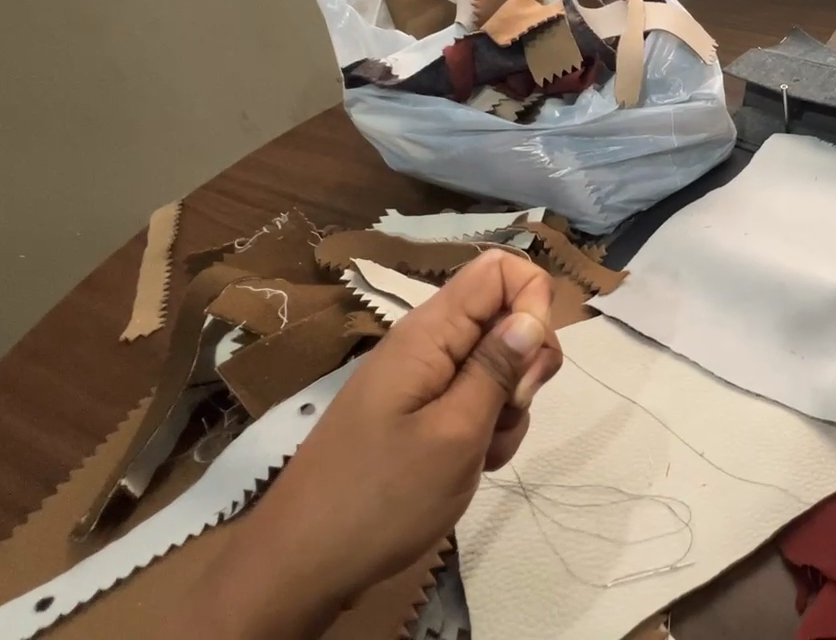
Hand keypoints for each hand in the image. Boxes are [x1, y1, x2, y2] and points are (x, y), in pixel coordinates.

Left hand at [171, 250, 564, 639]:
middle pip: (508, 315)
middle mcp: (430, 342)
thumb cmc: (381, 497)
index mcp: (431, 331)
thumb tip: (533, 312)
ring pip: (501, 363)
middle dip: (527, 361)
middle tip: (511, 408)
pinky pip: (479, 399)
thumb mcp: (455, 433)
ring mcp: (427, 378)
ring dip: (510, 404)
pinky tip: (472, 463)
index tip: (530, 358)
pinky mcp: (425, 410)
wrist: (302, 567)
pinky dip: (490, 428)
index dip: (532, 299)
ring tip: (481, 450)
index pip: (501, 268)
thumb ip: (499, 368)